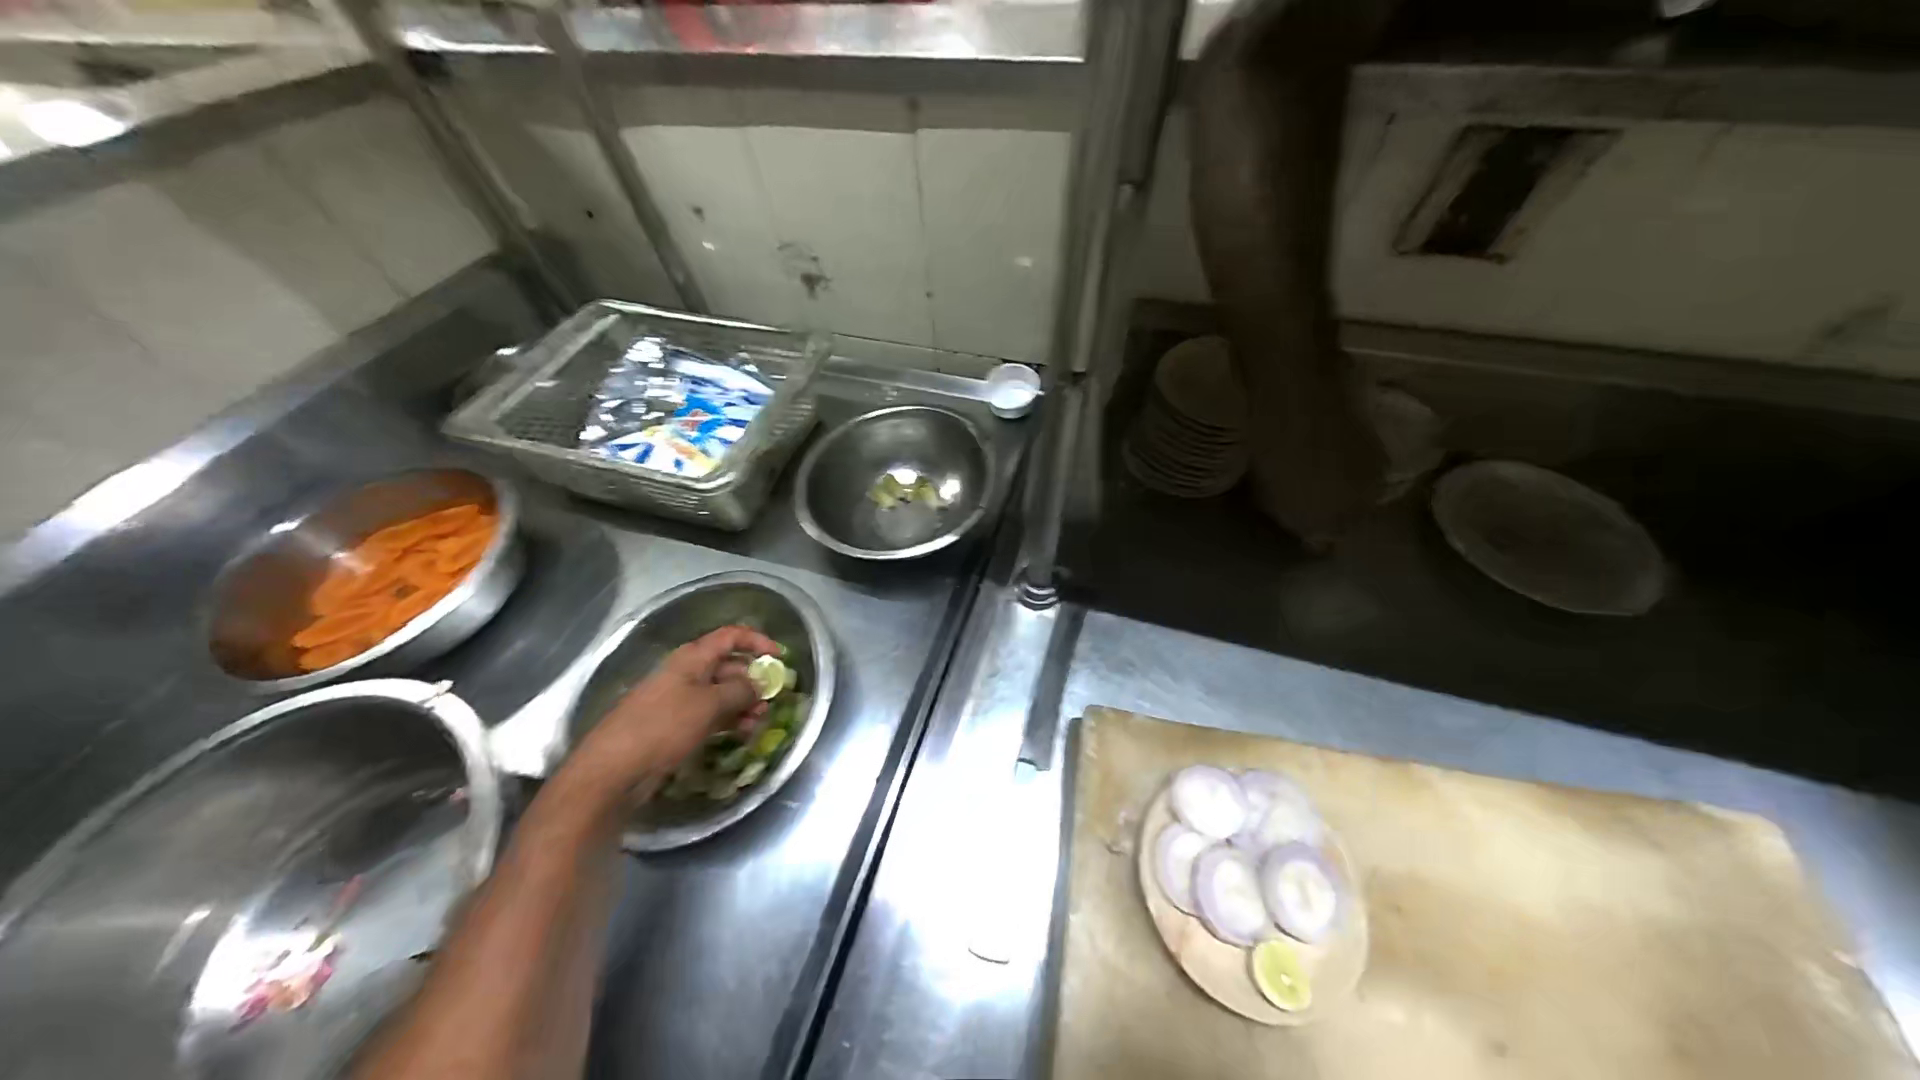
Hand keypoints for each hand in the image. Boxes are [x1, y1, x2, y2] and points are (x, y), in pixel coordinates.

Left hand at [565, 624, 779, 804]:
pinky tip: (741, 734)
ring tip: (759, 722)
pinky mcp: (674, 726)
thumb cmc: (663, 727)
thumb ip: (740, 690)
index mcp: (691, 658)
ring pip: (720, 693)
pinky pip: (709, 714)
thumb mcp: (709, 705)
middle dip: (753, 679)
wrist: (613, 770)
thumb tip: (760, 682)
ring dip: (743, 703)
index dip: (756, 642)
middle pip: (727, 665)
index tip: (779, 657)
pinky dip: (728, 720)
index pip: (730, 637)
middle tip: (772, 699)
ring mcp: (678, 700)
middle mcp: (686, 673)